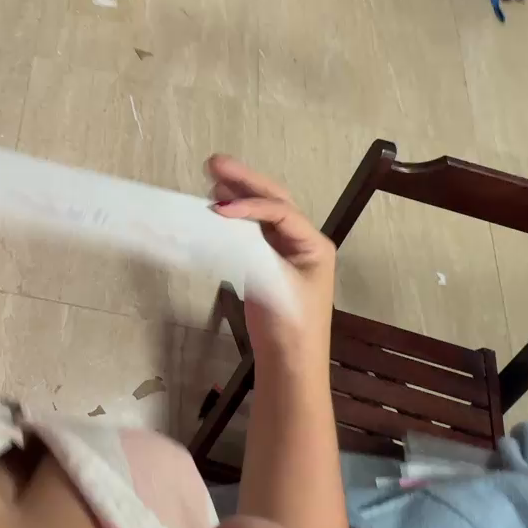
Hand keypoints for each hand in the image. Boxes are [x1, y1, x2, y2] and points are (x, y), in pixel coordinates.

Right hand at [207, 155, 336, 371]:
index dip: (250, 205)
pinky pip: (252, 226)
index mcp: (314, 245)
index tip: (219, 208)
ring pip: (262, 209)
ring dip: (238, 190)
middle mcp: (302, 240)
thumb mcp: (275, 288)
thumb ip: (252, 252)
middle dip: (245, 180)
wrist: (291, 365)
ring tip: (212, 174)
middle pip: (274, 200)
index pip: (281, 212)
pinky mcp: (268, 259)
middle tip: (214, 162)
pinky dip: (234, 212)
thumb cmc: (290, 329)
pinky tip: (216, 205)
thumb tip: (223, 223)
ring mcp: (285, 248)